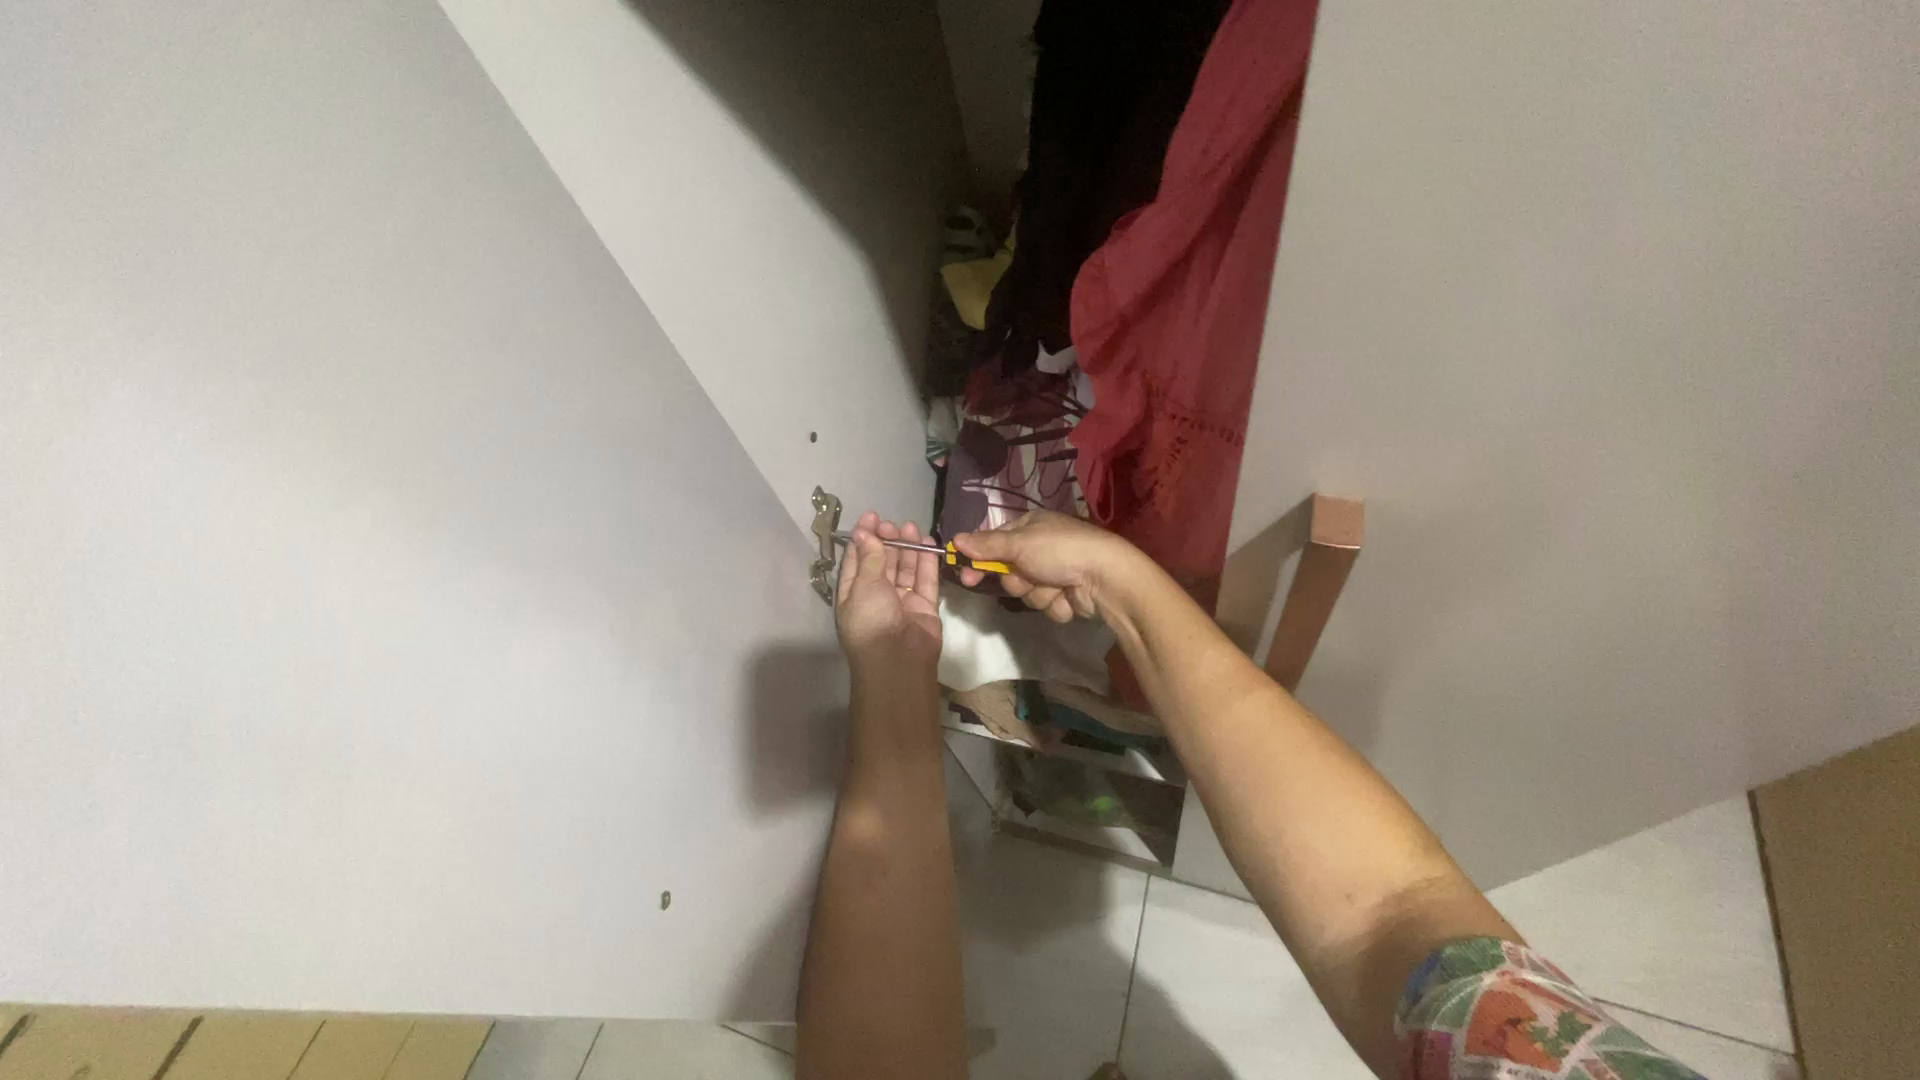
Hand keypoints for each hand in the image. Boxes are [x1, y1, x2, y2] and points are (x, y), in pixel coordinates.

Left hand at [835, 512, 942, 675]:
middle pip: (883, 561)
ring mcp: (902, 601)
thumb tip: (865, 533)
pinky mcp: (924, 606)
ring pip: (905, 568)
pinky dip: (926, 562)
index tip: (872, 517)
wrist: (899, 661)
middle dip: (887, 540)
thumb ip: (870, 558)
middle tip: (893, 525)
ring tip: (911, 527)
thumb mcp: (864, 586)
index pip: (857, 559)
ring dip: (907, 547)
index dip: (864, 537)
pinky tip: (928, 543)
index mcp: (854, 593)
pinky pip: (925, 580)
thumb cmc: (872, 621)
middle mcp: (877, 595)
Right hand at [952, 511, 1142, 623]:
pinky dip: (1056, 603)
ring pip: (1028, 592)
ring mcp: (1056, 573)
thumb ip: (987, 545)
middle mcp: (1042, 548)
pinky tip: (1070, 596)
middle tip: (1028, 578)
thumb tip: (955, 538)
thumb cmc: (1060, 551)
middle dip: (1018, 581)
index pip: (994, 544)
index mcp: (1031, 527)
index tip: (967, 577)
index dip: (980, 561)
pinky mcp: (1067, 595)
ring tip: (1056, 586)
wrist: (1105, 576)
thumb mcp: (1020, 543)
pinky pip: (1048, 605)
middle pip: (1010, 573)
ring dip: (1039, 593)